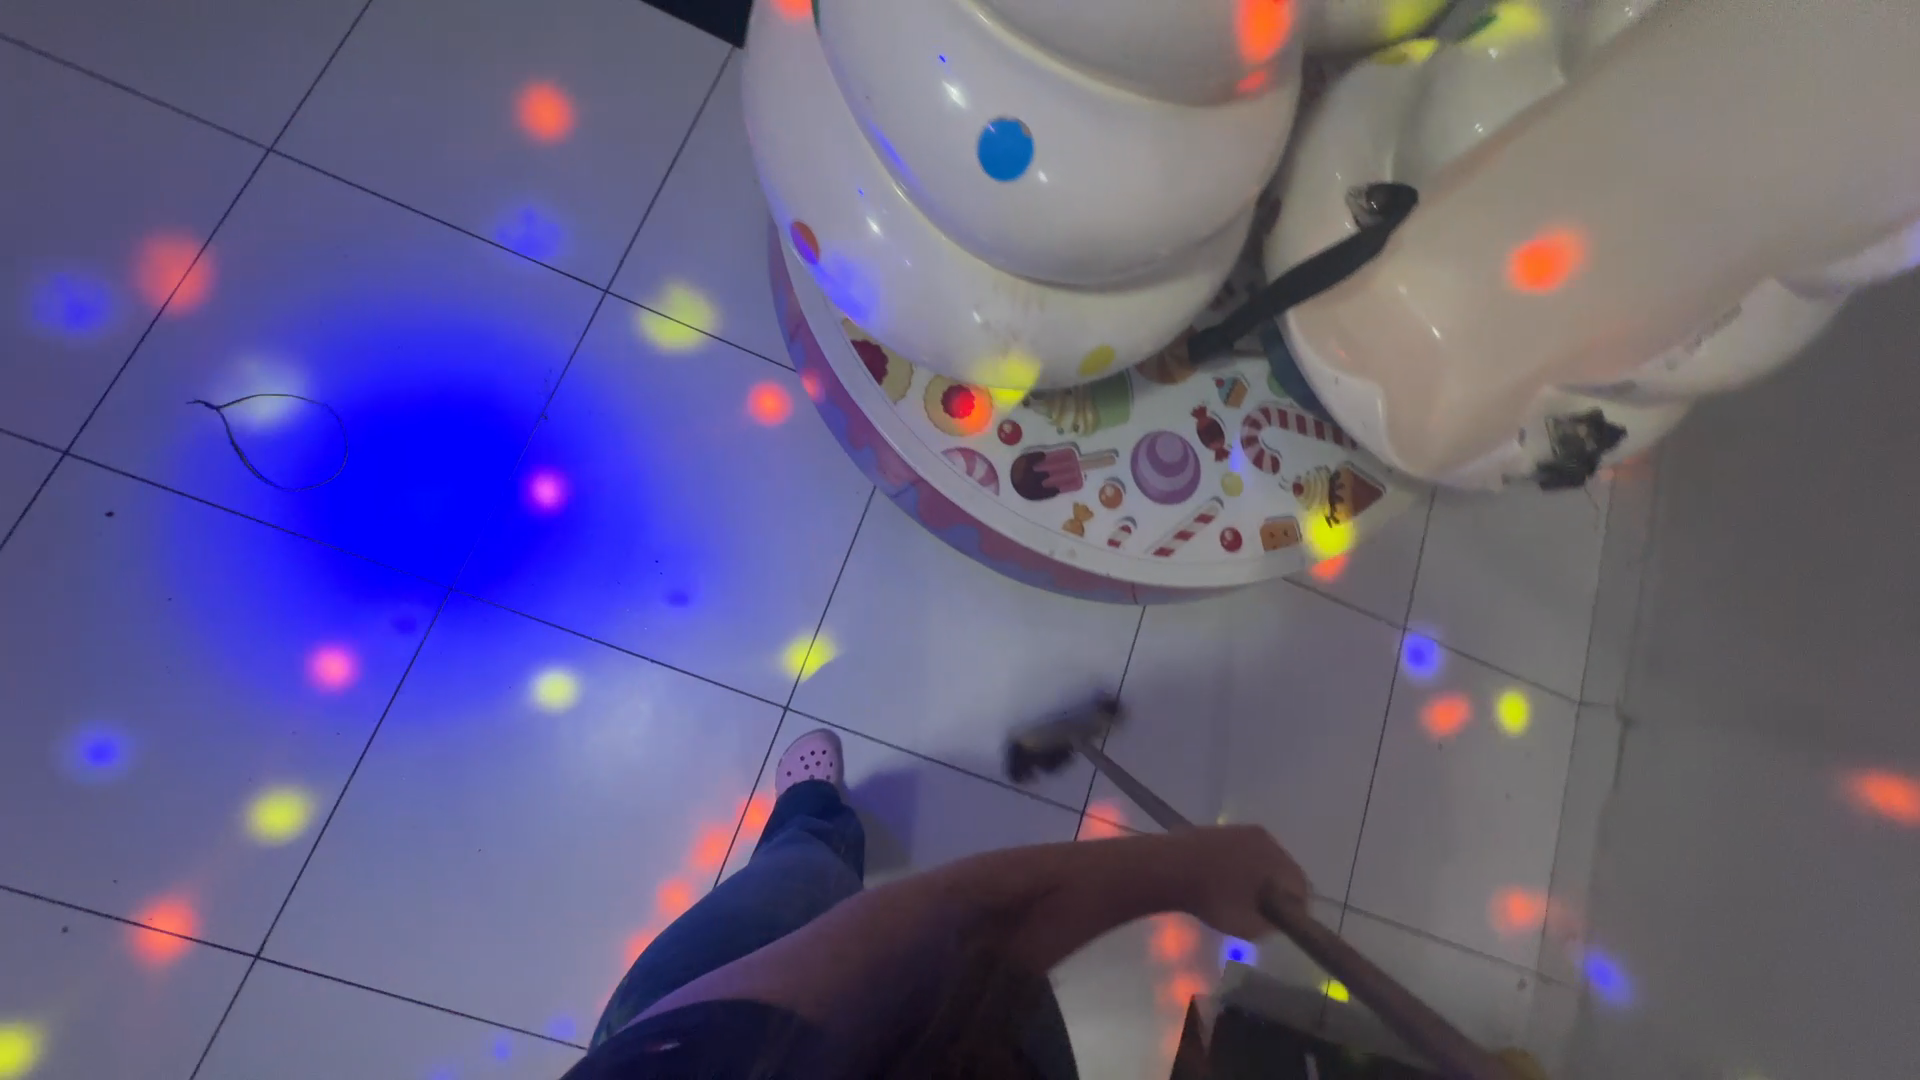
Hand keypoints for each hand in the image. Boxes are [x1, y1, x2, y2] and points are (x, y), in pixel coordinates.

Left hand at [1167, 825, 1310, 939]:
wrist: (1167, 865)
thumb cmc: (1212, 897)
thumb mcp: (1248, 926)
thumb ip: (1271, 926)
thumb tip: (1275, 920)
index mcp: (1275, 857)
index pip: (1300, 887)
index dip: (1296, 911)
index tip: (1283, 926)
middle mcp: (1263, 838)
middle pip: (1283, 870)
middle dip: (1278, 892)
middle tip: (1263, 914)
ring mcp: (1240, 830)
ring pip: (1263, 860)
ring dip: (1259, 879)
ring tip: (1242, 899)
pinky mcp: (1221, 830)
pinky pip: (1244, 852)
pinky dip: (1242, 868)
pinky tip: (1226, 882)